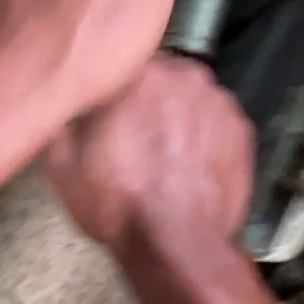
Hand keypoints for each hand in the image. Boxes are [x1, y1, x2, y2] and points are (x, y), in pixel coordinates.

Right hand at [43, 56, 253, 249]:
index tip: (102, 110)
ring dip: (175, 115)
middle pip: (160, 75)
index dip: (109, 85)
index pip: (121, 57)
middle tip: (129, 136)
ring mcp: (220, 102)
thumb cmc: (115, 199)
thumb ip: (60, 114)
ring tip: (160, 155)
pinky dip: (201, 136)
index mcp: (140, 71)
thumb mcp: (59, 160)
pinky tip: (186, 166)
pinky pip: (213, 122)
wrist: (175, 246)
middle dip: (145, 98)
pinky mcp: (243, 132)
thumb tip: (66, 100)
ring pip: (189, 98)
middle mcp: (186, 75)